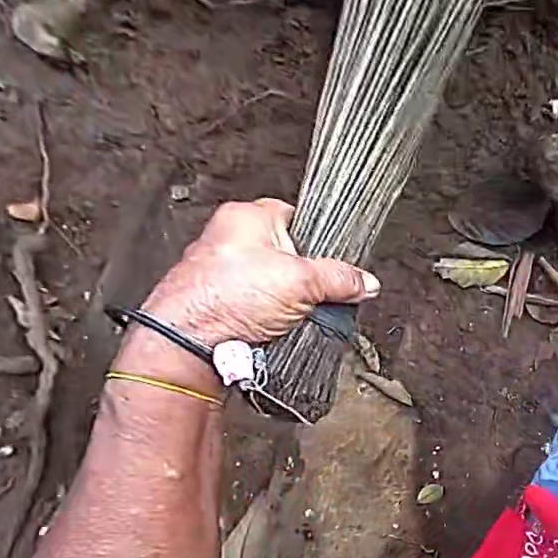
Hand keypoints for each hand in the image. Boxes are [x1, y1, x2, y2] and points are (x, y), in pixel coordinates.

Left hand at [140, 199, 378, 347]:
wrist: (192, 343)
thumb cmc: (227, 299)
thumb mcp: (302, 281)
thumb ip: (341, 278)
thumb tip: (365, 282)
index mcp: (245, 217)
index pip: (297, 215)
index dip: (322, 235)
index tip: (341, 257)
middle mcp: (234, 239)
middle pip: (295, 252)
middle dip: (314, 274)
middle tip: (325, 288)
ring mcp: (230, 272)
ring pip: (284, 281)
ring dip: (299, 298)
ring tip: (304, 310)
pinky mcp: (230, 301)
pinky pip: (270, 304)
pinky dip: (282, 314)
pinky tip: (286, 324)